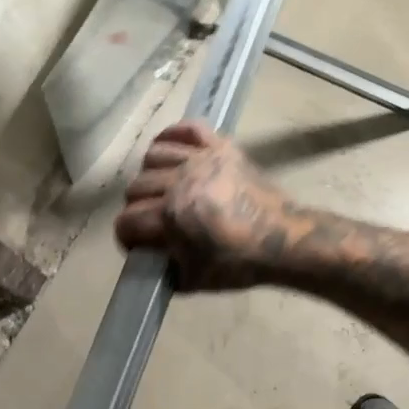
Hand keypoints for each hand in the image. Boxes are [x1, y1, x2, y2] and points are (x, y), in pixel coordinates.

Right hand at [113, 121, 296, 290]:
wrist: (282, 241)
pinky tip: (169, 150)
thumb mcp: (192, 279)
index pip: (127, 220)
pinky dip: (172, 134)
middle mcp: (180, 182)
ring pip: (153, 155)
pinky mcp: (220, 147)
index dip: (126, 236)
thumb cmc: (238, 264)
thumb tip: (144, 255)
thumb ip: (162, 266)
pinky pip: (187, 128)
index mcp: (172, 217)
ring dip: (150, 174)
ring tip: (160, 187)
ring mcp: (201, 160)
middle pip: (135, 187)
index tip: (136, 243)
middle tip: (150, 219)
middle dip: (136, 208)